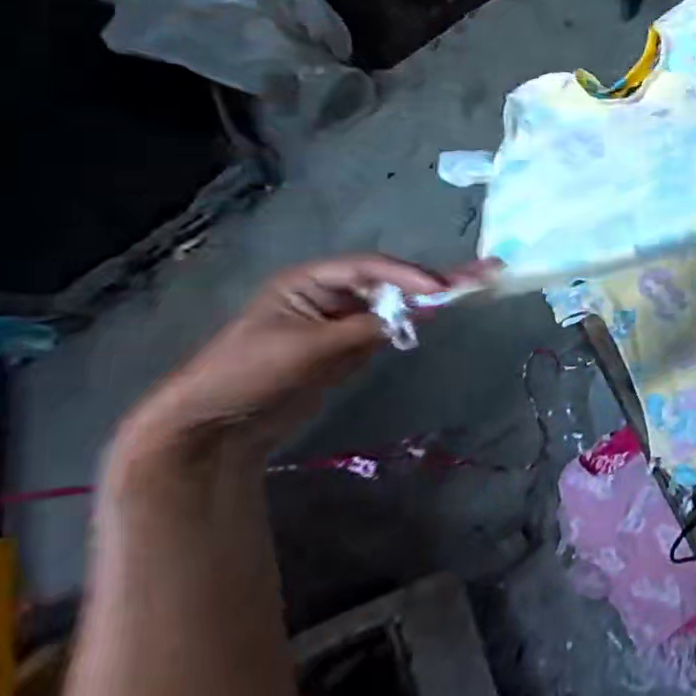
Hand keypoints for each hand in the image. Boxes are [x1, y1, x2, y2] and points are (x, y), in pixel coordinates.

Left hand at [117, 255, 496, 460]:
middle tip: (483, 272)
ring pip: (396, 303)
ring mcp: (341, 321)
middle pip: (391, 281)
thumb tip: (418, 314)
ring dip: (432, 297)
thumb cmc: (247, 374)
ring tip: (476, 286)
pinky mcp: (348, 347)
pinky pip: (390, 327)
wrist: (212, 426)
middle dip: (434, 278)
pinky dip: (417, 321)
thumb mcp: (306, 349)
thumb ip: (364, 329)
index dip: (408, 274)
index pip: (370, 268)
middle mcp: (331, 294)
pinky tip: (445, 311)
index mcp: (311, 281)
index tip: (441, 289)